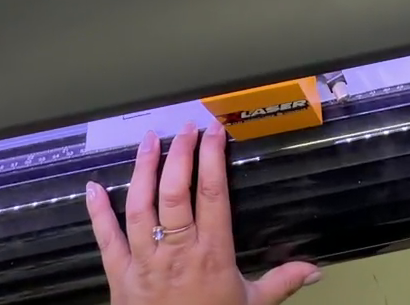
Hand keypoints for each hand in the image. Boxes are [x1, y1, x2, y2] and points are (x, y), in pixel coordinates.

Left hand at [86, 123, 322, 304]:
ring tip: (149, 139)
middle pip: (175, 192)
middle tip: (185, 127)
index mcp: (211, 252)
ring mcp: (144, 262)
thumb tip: (317, 271)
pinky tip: (92, 187)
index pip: (212, 193)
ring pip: (140, 207)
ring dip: (143, 170)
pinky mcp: (118, 277)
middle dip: (180, 154)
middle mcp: (176, 251)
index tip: (215, 130)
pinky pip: (106, 240)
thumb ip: (281, 283)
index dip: (212, 157)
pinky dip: (97, 212)